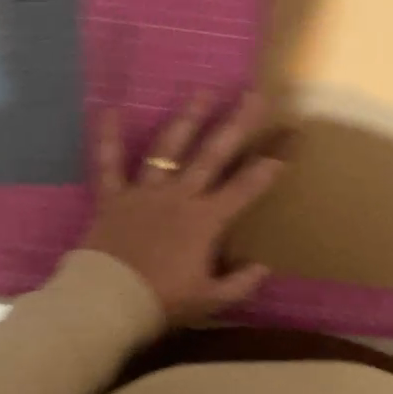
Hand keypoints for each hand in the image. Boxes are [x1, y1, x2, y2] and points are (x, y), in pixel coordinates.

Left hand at [81, 92, 284, 324]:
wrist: (109, 301)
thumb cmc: (162, 301)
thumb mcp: (208, 301)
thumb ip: (239, 284)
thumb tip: (263, 268)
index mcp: (205, 221)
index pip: (244, 189)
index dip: (266, 169)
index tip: (284, 148)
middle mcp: (179, 197)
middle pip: (213, 155)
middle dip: (236, 125)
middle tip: (254, 96)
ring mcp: (145, 192)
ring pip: (168, 149)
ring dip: (187, 120)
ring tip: (203, 92)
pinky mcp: (113, 197)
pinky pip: (109, 164)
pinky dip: (108, 138)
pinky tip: (109, 110)